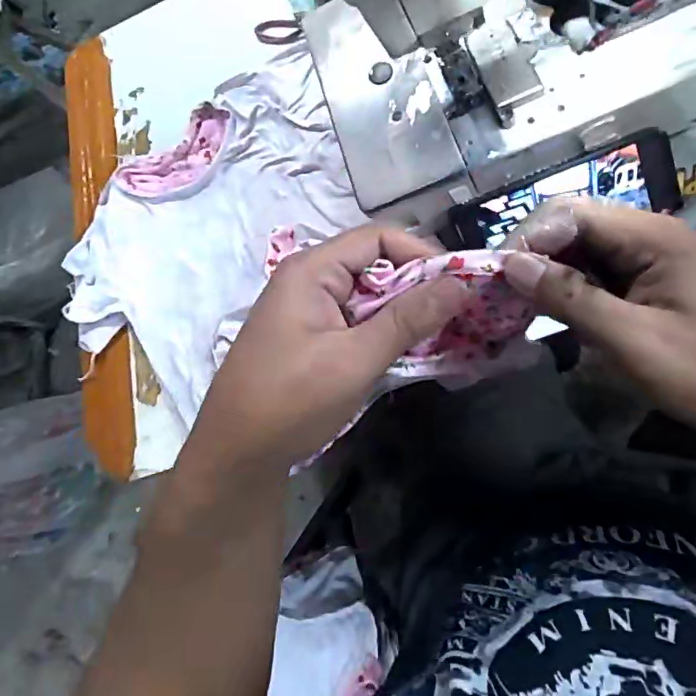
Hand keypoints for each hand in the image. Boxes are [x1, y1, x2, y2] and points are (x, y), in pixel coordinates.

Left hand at [185, 225, 473, 477]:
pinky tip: (410, 348)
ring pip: (370, 294)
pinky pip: (358, 318)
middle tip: (460, 311)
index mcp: (312, 271)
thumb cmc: (292, 401)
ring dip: (405, 310)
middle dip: (418, 284)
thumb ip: (409, 319)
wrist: (234, 457)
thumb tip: (461, 284)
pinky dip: (386, 329)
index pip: (378, 238)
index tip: (459, 282)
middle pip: (376, 263)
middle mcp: (310, 279)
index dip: (422, 253)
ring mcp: (309, 308)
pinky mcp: (312, 334)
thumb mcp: (356, 359)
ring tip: (444, 330)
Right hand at [500, 199, 695, 438]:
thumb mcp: (630, 339)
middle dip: (536, 253)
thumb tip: (511, 264)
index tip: (498, 275)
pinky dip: (571, 287)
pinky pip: (599, 271)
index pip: (573, 212)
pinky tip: (550, 308)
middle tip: (501, 290)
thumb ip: (570, 297)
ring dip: (550, 270)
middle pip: (577, 225)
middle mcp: (652, 234)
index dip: (531, 237)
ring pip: (584, 248)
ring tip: (516, 301)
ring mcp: (653, 256)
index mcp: (654, 235)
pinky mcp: (650, 281)